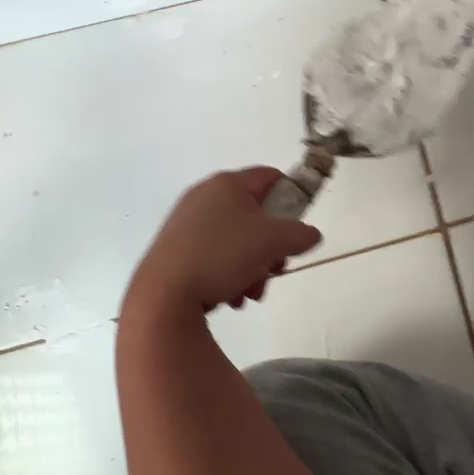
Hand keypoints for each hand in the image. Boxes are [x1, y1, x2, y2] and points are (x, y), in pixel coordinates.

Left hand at [121, 167, 322, 326]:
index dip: (292, 197)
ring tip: (251, 292)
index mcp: (227, 184)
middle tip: (276, 268)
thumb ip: (301, 234)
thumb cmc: (223, 256)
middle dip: (272, 245)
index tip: (296, 227)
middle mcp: (204, 196)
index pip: (271, 177)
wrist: (162, 296)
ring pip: (237, 239)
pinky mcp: (174, 249)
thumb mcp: (274, 242)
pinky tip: (230, 297)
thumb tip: (311, 235)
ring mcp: (186, 223)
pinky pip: (214, 254)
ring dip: (253, 266)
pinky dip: (228, 273)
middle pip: (256, 213)